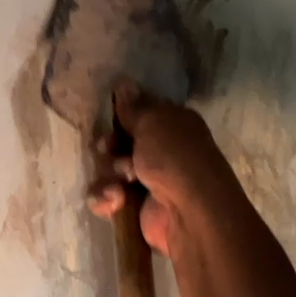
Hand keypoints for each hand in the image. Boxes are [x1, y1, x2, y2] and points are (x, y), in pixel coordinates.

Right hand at [86, 78, 243, 257]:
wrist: (189, 213)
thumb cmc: (174, 159)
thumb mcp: (154, 123)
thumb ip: (134, 106)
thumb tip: (122, 82)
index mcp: (172, 124)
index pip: (139, 112)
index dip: (121, 114)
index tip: (109, 116)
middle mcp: (161, 150)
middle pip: (119, 141)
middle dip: (110, 146)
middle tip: (109, 149)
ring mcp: (147, 180)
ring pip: (108, 169)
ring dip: (108, 175)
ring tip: (120, 184)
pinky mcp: (133, 206)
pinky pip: (106, 196)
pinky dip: (106, 198)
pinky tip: (116, 200)